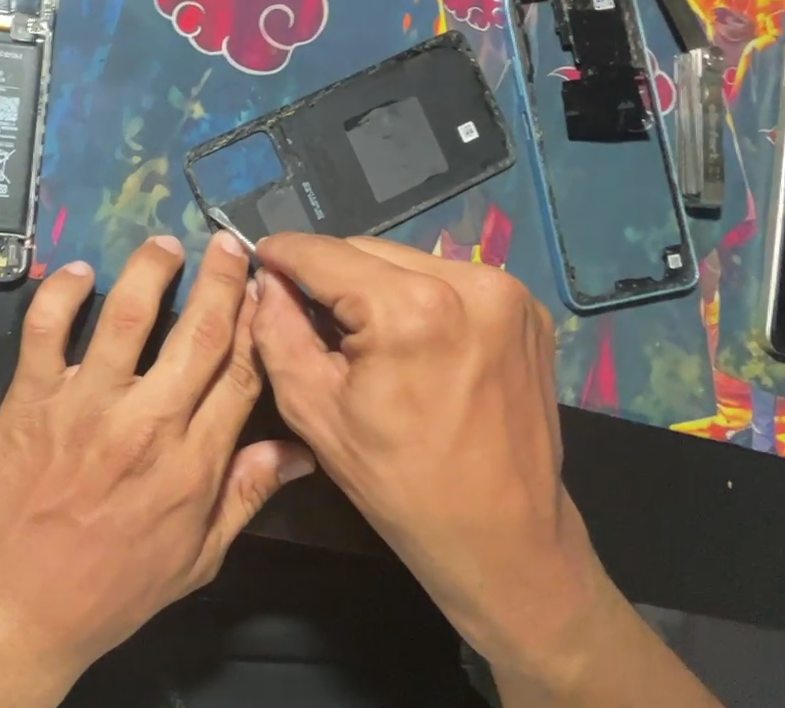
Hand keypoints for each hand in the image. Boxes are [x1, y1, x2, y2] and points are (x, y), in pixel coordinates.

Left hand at [0, 234, 314, 696]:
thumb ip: (247, 495)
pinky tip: (79, 272)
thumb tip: (301, 451)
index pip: (239, 373)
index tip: (264, 288)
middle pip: (197, 334)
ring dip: (150, 270)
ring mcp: (86, 404)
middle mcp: (147, 422)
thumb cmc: (115, 586)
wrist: (20, 604)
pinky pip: (45, 329)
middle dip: (220, 281)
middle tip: (229, 244)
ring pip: (127, 316)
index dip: (256, 324)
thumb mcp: (198, 557)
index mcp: (193, 462)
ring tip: (163, 244)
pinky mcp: (32, 397)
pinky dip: (62, 292)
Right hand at [249, 235, 606, 685]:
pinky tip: (406, 336)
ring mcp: (507, 293)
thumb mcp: (312, 408)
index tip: (258, 257)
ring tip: (356, 326)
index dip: (282, 252)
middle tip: (301, 304)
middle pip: (367, 250)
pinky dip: (416, 294)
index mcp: (410, 309)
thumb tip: (267, 281)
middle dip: (328, 271)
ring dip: (372, 281)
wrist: (503, 535)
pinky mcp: (526, 309)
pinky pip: (447, 279)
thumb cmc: (397, 480)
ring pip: (407, 260)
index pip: (325, 253)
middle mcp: (468, 283)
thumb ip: (277, 330)